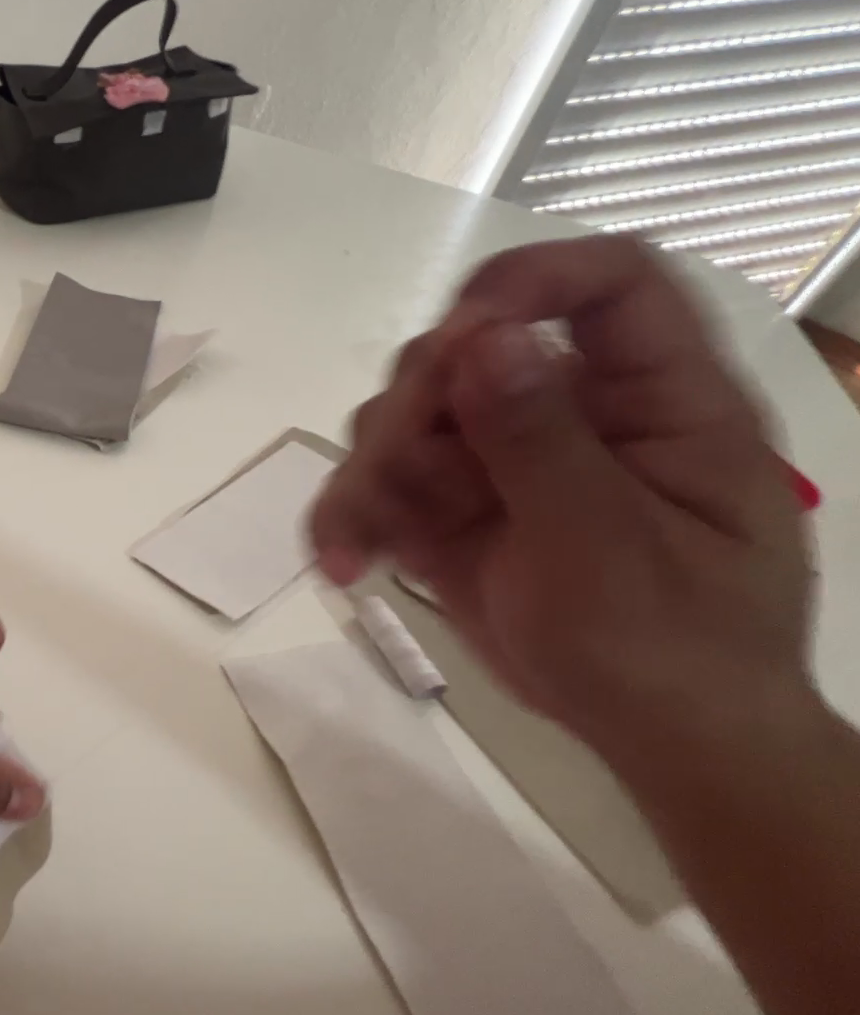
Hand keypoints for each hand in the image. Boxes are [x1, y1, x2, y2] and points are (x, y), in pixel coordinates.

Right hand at [309, 237, 813, 752]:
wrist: (649, 733)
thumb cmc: (669, 647)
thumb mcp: (611, 548)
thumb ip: (543, 443)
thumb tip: (483, 339)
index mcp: (652, 402)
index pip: (606, 287)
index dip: (530, 282)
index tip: (458, 334)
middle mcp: (565, 412)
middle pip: (458, 354)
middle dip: (407, 417)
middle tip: (394, 488)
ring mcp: (494, 460)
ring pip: (396, 420)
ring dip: (364, 480)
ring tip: (359, 553)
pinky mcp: (442, 507)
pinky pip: (371, 485)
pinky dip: (346, 519)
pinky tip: (346, 563)